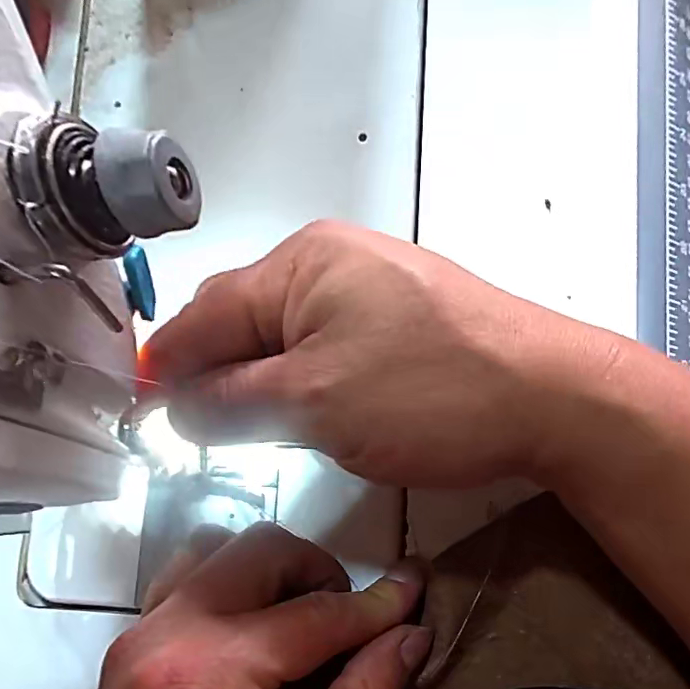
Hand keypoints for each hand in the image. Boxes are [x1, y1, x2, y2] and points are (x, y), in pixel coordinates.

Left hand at [26, 524, 431, 688]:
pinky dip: (236, 589)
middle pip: (260, 552)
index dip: (374, 604)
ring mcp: (135, 636)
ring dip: (275, 575)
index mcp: (203, 667)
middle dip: (320, 575)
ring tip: (304, 627)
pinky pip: (189, 581)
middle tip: (353, 624)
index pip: (311, 613)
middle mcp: (160, 631)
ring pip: (220, 554)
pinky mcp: (130, 650)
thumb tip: (412, 632)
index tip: (417, 591)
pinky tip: (257, 637)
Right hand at [139, 220, 630, 487]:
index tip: (140, 414)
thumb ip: (234, 402)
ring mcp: (375, 288)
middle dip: (213, 373)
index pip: (206, 317)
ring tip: (241, 425)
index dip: (166, 368)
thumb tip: (175, 406)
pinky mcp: (405, 320)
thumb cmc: (427, 396)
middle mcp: (333, 261)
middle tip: (190, 428)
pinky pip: (330, 345)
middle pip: (244, 320)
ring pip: (289, 336)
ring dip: (259, 379)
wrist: (549, 397)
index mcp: (300, 264)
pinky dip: (303, 378)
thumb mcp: (314, 403)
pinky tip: (302, 406)